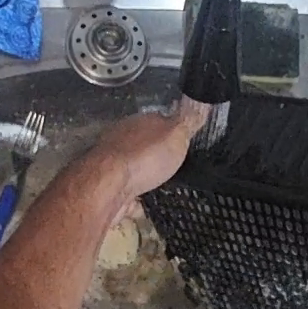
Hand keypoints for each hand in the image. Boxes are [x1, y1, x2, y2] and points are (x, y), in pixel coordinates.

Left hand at [83, 96, 208, 204]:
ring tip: (160, 186)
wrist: (108, 187)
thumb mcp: (176, 134)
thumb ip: (188, 121)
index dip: (171, 131)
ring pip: (131, 168)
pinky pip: (124, 192)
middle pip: (142, 145)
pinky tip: (143, 204)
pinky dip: (133, 198)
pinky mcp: (107, 189)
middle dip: (154, 155)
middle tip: (172, 166)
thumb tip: (200, 104)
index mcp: (137, 123)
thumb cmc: (144, 157)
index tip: (182, 142)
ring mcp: (111, 166)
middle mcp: (120, 140)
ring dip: (142, 175)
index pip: (158, 121)